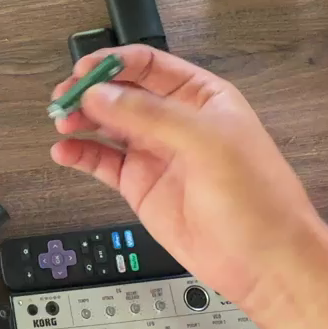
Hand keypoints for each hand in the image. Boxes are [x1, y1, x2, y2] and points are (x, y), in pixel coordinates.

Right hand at [49, 47, 322, 308]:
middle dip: (89, 91)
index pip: (148, 65)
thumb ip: (151, 115)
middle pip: (119, 92)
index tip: (84, 72)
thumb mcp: (208, 144)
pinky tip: (64, 152)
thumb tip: (99, 94)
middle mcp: (173, 120)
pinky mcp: (139, 184)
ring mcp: (154, 152)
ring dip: (80, 119)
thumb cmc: (256, 200)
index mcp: (199, 97)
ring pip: (106, 123)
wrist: (265, 264)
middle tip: (64, 98)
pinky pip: (101, 161)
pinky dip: (79, 153)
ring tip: (62, 123)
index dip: (113, 64)